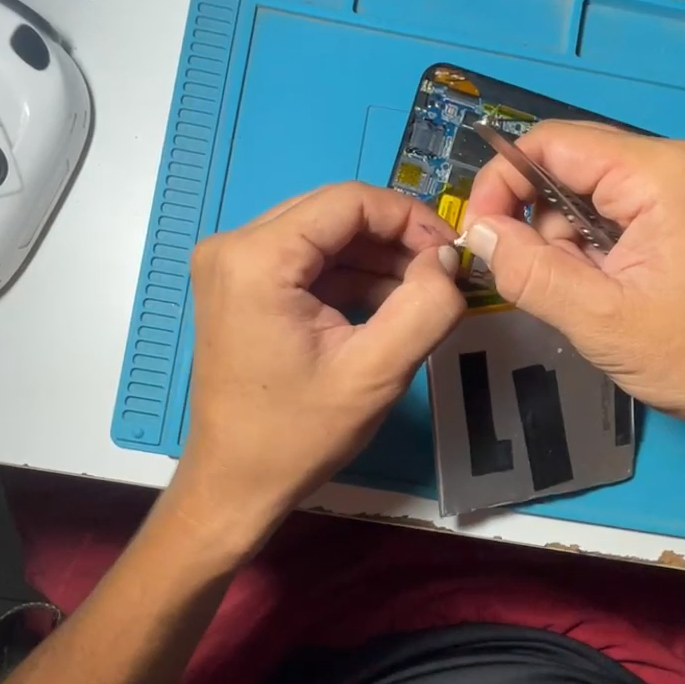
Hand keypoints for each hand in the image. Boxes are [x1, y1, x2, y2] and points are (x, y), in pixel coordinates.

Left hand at [176, 182, 464, 538]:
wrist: (236, 482)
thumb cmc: (297, 435)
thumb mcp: (375, 374)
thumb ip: (426, 308)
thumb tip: (449, 260)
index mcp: (256, 257)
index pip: (348, 201)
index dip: (410, 217)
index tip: (452, 253)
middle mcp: (234, 245)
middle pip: (334, 213)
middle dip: (395, 239)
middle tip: (441, 276)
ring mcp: (232, 265)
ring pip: (324, 235)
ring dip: (375, 259)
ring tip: (420, 297)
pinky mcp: (240, 285)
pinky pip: (306, 261)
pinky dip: (349, 277)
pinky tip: (385, 307)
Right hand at [462, 121, 684, 468]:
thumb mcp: (600, 319)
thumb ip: (529, 271)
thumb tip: (474, 232)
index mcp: (658, 173)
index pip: (551, 144)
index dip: (501, 182)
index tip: (478, 235)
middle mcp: (666, 167)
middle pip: (563, 168)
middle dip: (533, 224)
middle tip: (534, 280)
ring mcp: (670, 193)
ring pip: (575, 200)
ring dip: (559, 248)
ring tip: (586, 298)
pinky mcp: (669, 220)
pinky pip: (599, 221)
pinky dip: (582, 256)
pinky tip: (601, 294)